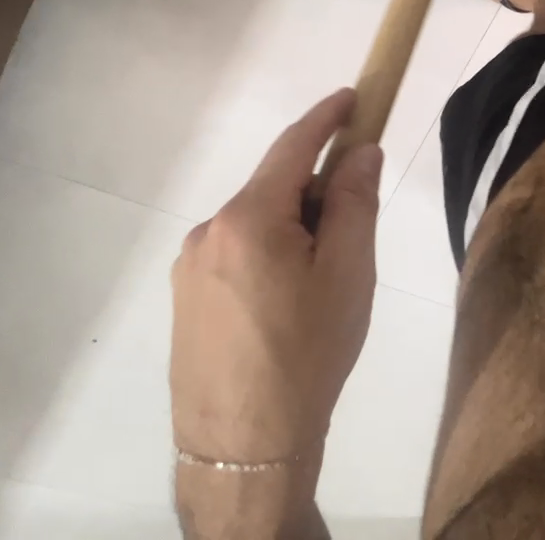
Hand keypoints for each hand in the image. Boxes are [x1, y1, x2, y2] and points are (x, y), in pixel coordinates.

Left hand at [171, 88, 382, 465]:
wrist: (245, 448)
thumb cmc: (309, 350)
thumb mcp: (348, 271)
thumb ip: (353, 202)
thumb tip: (360, 151)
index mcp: (248, 219)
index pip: (293, 147)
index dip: (326, 117)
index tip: (353, 96)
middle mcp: (208, 232)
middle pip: (274, 186)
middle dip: (316, 187)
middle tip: (356, 221)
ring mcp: (188, 268)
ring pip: (255, 223)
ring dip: (293, 225)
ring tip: (325, 278)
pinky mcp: (184, 301)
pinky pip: (236, 253)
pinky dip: (270, 252)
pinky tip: (291, 300)